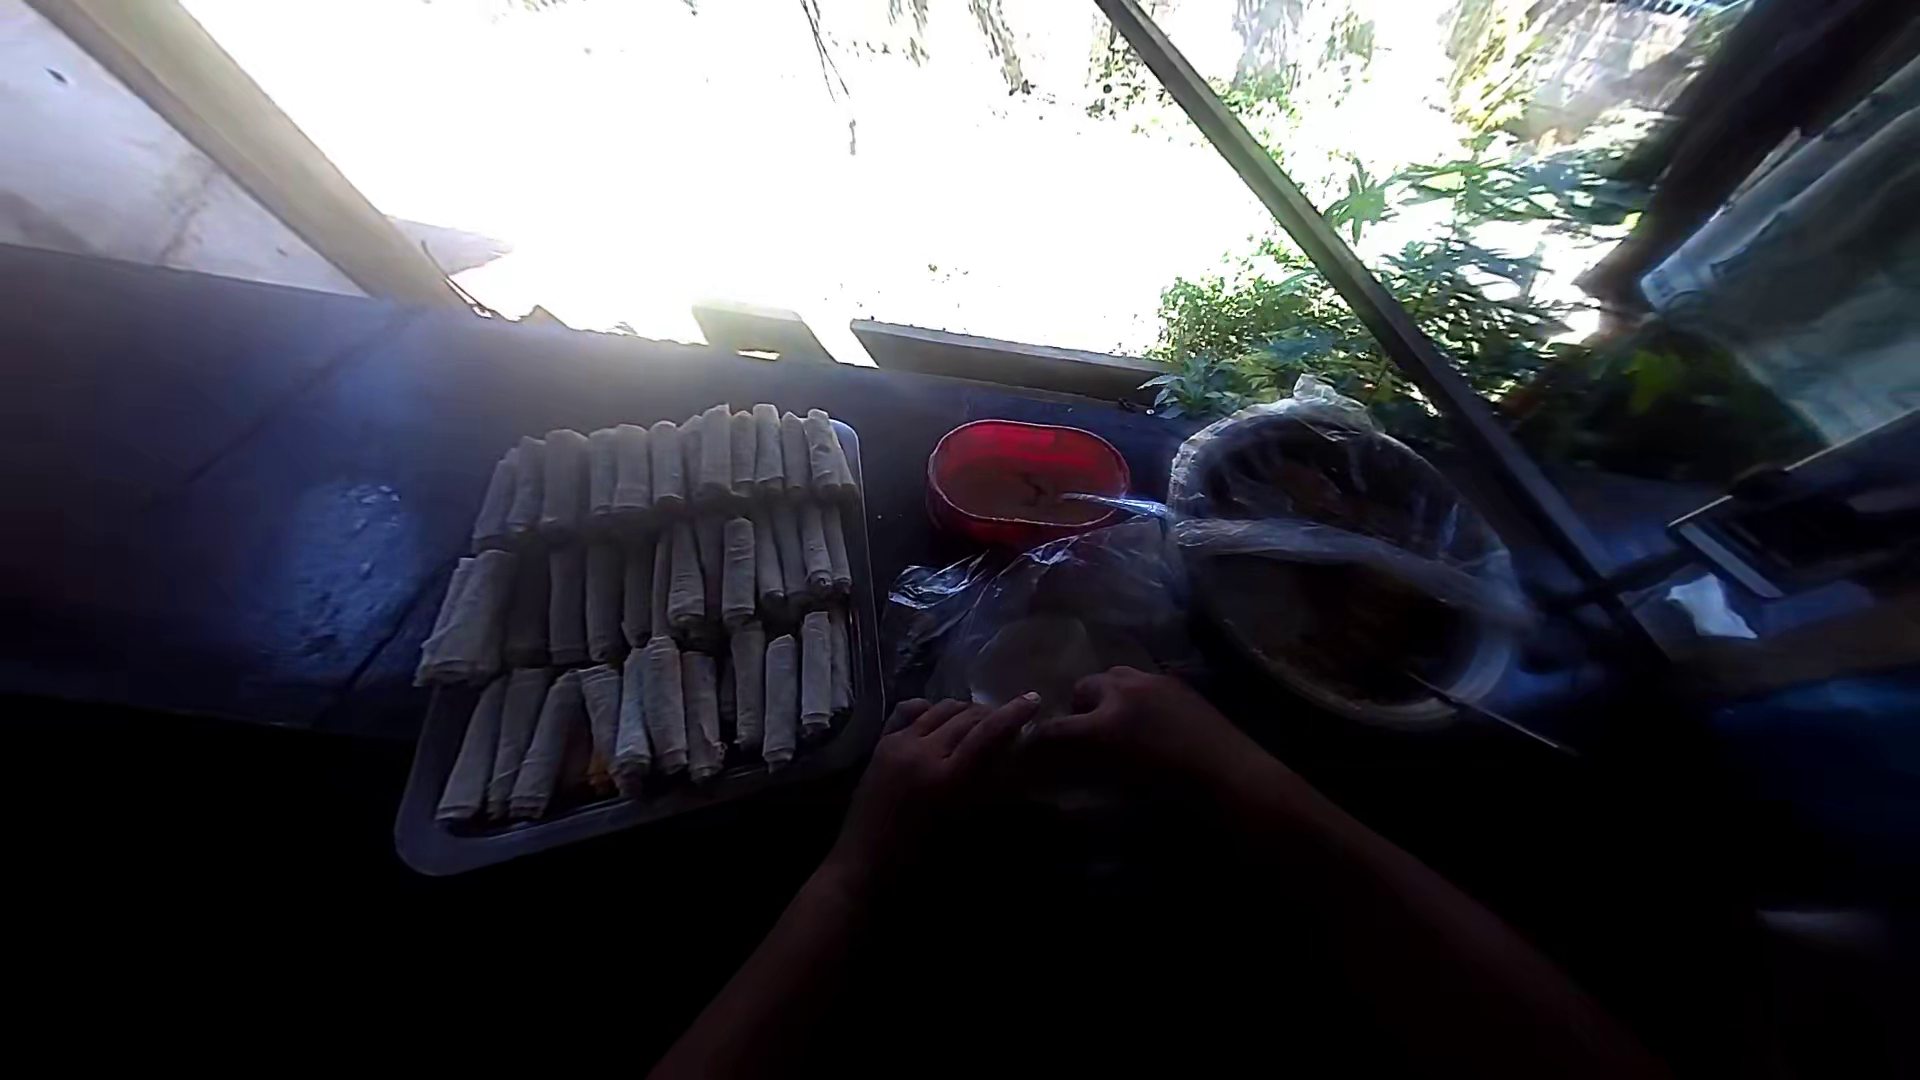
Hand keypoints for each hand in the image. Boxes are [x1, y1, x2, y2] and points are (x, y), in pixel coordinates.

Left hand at [830, 694, 1041, 872]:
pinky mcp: (881, 744)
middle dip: (991, 713)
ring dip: (964, 710)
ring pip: (940, 708)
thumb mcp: (966, 832)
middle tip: (1008, 720)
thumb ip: (991, 793)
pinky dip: (930, 709)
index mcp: (947, 779)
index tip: (1033, 697)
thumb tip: (1011, 763)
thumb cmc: (921, 864)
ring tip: (978, 720)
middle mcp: (922, 752)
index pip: (988, 733)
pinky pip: (909, 710)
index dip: (1014, 713)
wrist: (863, 870)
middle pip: (966, 717)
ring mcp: (898, 744)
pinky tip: (939, 716)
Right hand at [1030, 666, 1255, 782]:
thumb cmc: (1174, 790)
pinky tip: (1148, 715)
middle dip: (1078, 707)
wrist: (1230, 774)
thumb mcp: (1122, 781)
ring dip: (1106, 693)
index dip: (1043, 738)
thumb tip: (1069, 756)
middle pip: (1083, 688)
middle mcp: (1122, 692)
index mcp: (1106, 725)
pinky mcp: (1173, 680)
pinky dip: (1134, 693)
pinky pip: (1140, 679)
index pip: (1059, 729)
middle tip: (1088, 728)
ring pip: (1111, 676)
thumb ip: (1091, 762)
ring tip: (1118, 716)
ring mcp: (1149, 681)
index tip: (1037, 744)